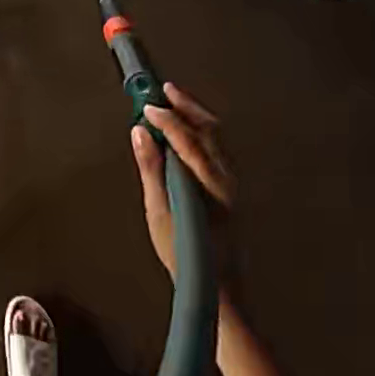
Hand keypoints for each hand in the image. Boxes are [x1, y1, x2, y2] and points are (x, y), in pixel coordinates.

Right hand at [130, 82, 232, 279]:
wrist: (219, 287)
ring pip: (217, 135)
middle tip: (164, 88)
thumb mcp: (159, 213)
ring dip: (195, 113)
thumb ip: (151, 169)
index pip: (186, 139)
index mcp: (209, 184)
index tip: (147, 106)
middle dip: (186, 105)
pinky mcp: (233, 185)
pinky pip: (219, 145)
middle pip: (208, 129)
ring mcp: (234, 180)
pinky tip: (188, 127)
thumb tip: (140, 131)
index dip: (166, 118)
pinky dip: (202, 128)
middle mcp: (226, 177)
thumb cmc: (184, 253)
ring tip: (174, 99)